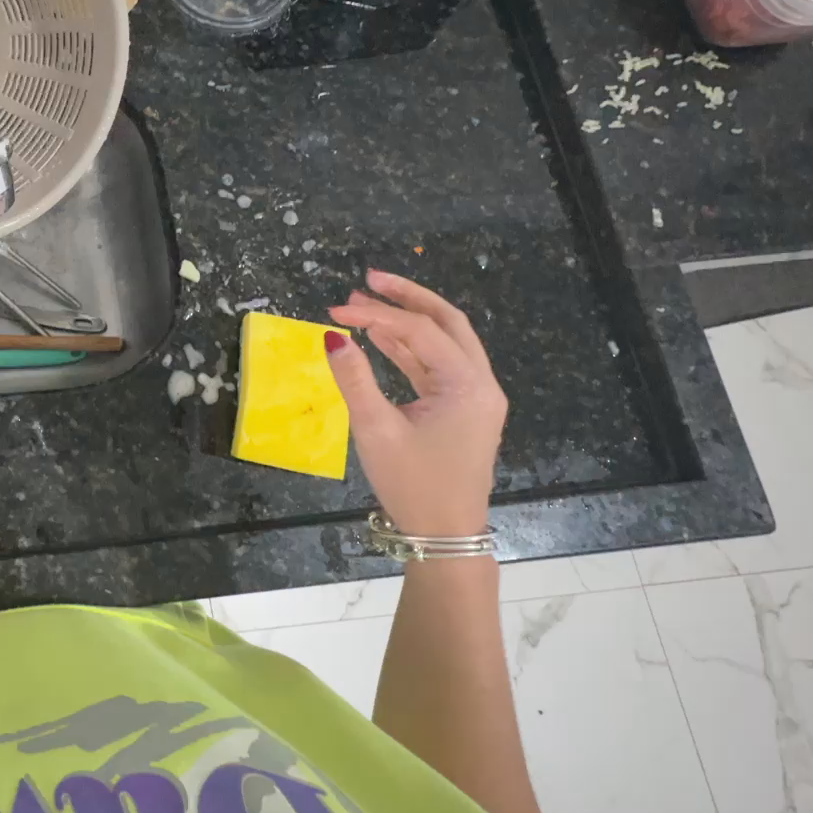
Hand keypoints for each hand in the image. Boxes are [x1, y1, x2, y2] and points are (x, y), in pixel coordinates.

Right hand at [325, 269, 506, 538]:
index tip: (333, 311)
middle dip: (408, 297)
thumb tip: (332, 336)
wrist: (443, 533)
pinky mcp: (460, 408)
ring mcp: (473, 396)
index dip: (376, 315)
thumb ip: (354, 378)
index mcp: (467, 385)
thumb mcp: (375, 429)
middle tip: (369, 279)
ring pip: (443, 341)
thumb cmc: (412, 482)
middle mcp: (479, 383)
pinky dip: (408, 347)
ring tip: (365, 301)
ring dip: (406, 319)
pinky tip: (379, 337)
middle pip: (447, 322)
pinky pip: (435, 365)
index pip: (420, 331)